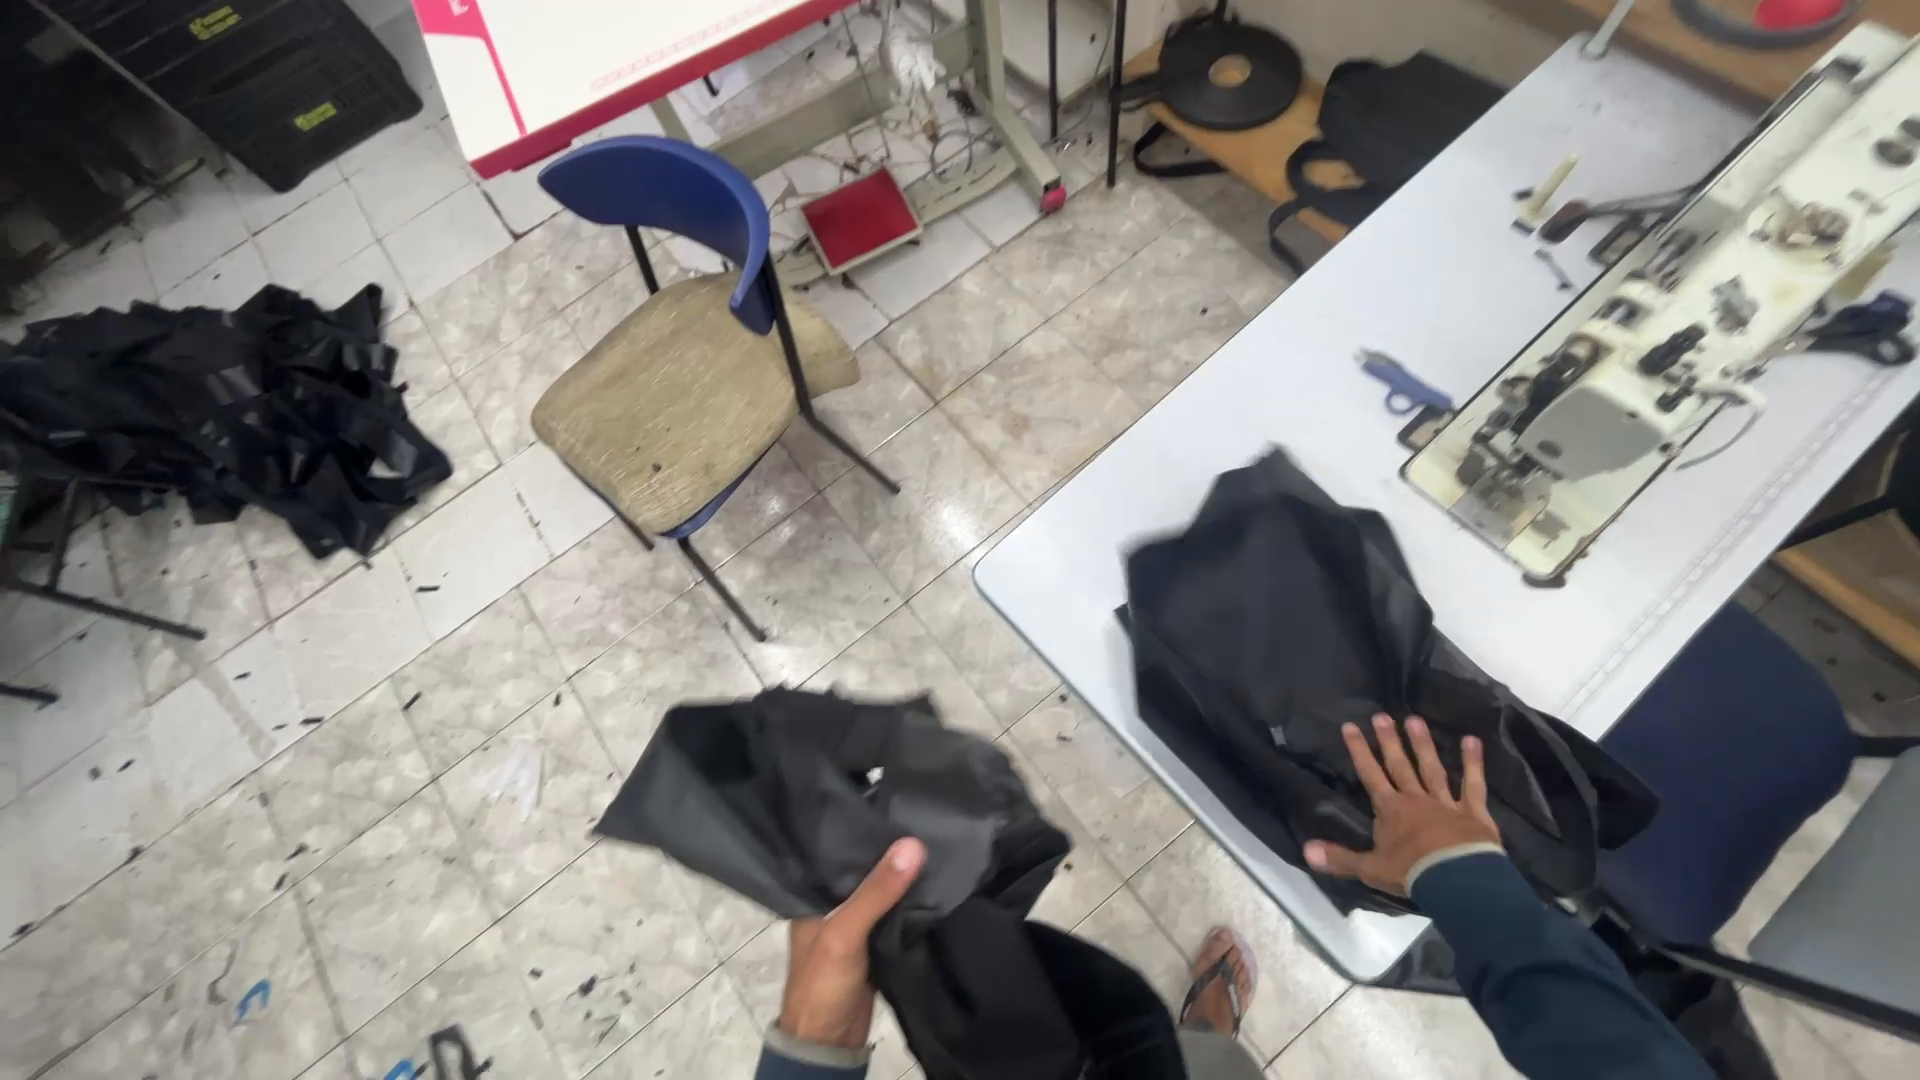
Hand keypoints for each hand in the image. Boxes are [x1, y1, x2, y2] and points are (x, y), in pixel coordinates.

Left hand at [777, 838, 926, 1047]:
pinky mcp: (875, 942)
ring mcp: (854, 923)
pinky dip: (909, 901)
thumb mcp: (845, 932)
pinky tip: (931, 881)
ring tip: (932, 839)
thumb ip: (876, 891)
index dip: (865, 828)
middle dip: (890, 850)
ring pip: (882, 890)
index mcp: (812, 893)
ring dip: (902, 875)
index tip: (897, 803)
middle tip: (924, 818)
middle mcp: (832, 902)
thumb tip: (913, 844)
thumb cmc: (822, 983)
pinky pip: (894, 913)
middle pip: (865, 869)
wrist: (829, 1044)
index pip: (840, 849)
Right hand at [1304, 714, 1499, 895]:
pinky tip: (1472, 740)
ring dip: (1422, 745)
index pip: (1369, 774)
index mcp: (1390, 810)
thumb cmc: (1412, 872)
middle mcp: (1415, 799)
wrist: (1459, 880)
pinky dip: (1473, 763)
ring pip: (1432, 768)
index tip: (1350, 725)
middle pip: (1399, 765)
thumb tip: (1306, 850)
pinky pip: (1473, 785)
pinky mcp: (1474, 813)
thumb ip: (1340, 858)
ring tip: (1415, 719)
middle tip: (1381, 715)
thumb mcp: (1370, 869)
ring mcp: (1446, 803)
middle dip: (1388, 741)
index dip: (1359, 750)